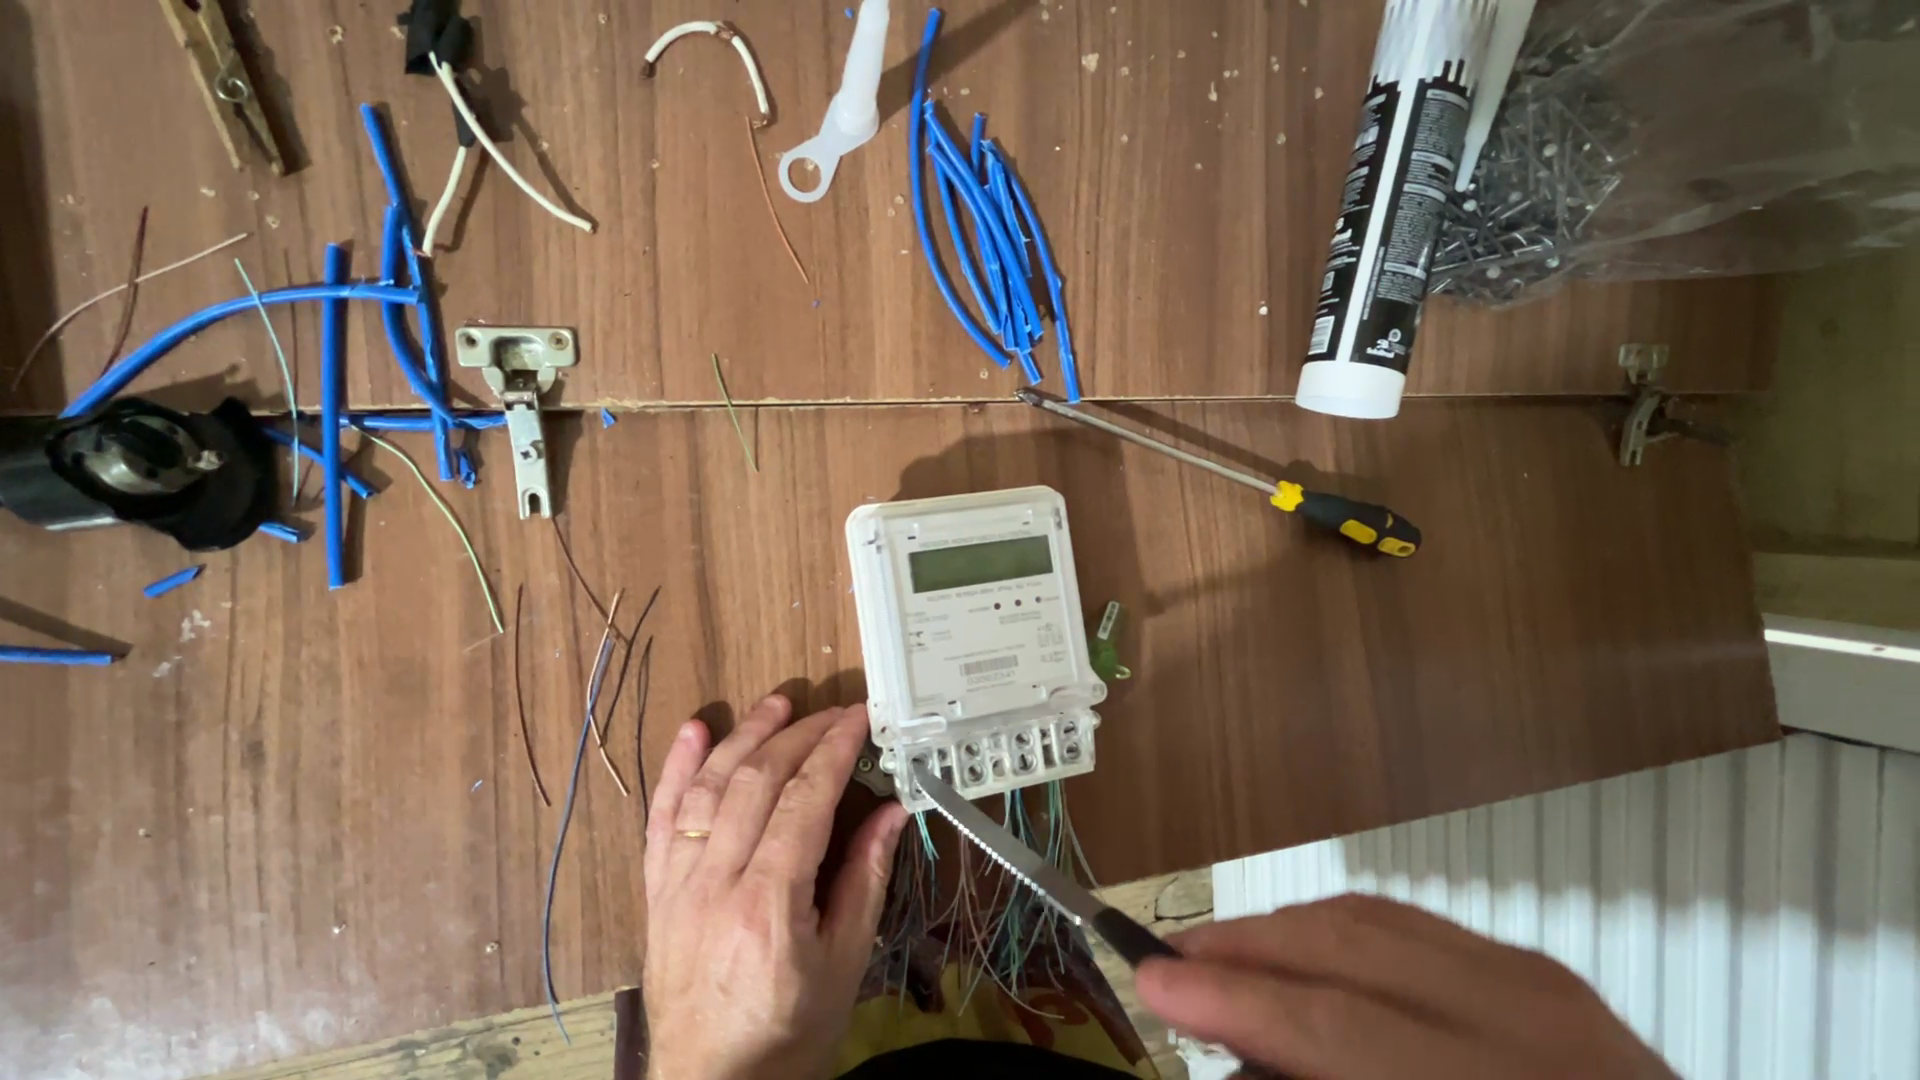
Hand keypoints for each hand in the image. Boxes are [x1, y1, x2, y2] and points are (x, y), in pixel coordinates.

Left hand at [643, 695, 909, 1079]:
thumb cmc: (791, 1033)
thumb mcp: (846, 963)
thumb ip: (866, 879)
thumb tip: (892, 810)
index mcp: (769, 905)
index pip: (804, 801)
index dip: (833, 751)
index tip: (858, 718)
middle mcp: (715, 884)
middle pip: (757, 783)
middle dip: (799, 735)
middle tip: (833, 710)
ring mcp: (678, 885)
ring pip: (708, 788)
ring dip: (744, 736)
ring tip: (776, 702)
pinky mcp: (656, 892)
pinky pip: (660, 818)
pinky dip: (674, 769)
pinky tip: (693, 731)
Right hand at [1137, 894, 1676, 1079]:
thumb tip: (1239, 1043)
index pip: (1338, 1026)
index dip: (1234, 998)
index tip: (1150, 979)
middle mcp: (1535, 1026)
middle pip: (1351, 945)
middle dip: (1244, 945)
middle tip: (1167, 959)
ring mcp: (1548, 988)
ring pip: (1375, 920)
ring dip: (1282, 931)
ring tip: (1220, 953)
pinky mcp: (1544, 973)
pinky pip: (1411, 926)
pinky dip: (1337, 931)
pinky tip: (1300, 951)